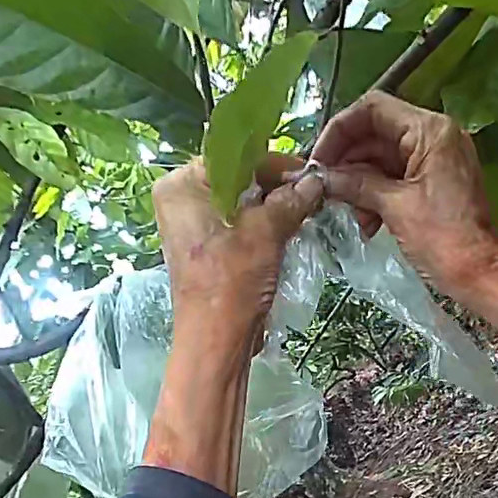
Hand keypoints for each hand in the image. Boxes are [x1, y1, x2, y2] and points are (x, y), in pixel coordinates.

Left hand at [144, 154, 322, 495]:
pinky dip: (266, 226)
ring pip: (243, 204)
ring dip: (275, 208)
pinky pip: (242, 225)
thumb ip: (289, 202)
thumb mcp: (264, 235)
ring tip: (307, 212)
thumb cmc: (232, 284)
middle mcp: (182, 200)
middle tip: (313, 194)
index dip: (275, 163)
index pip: (234, 156)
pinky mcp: (210, 249)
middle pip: (239, 179)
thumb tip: (316, 181)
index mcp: (181, 186)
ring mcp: (195, 226)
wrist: (217, 342)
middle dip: (277, 187)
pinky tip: (290, 231)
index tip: (310, 174)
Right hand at [312, 92, 497, 366]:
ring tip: (347, 212)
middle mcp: (436, 137)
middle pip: (377, 134)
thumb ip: (357, 184)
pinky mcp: (437, 185)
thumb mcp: (395, 208)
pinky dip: (378, 196)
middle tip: (324, 188)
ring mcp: (438, 161)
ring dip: (360, 184)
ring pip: (385, 160)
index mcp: (430, 131)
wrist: (482, 276)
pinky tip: (366, 222)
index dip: (340, 130)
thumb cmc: (445, 241)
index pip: (373, 109)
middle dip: (349, 162)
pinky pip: (398, 180)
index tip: (319, 159)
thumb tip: (324, 177)